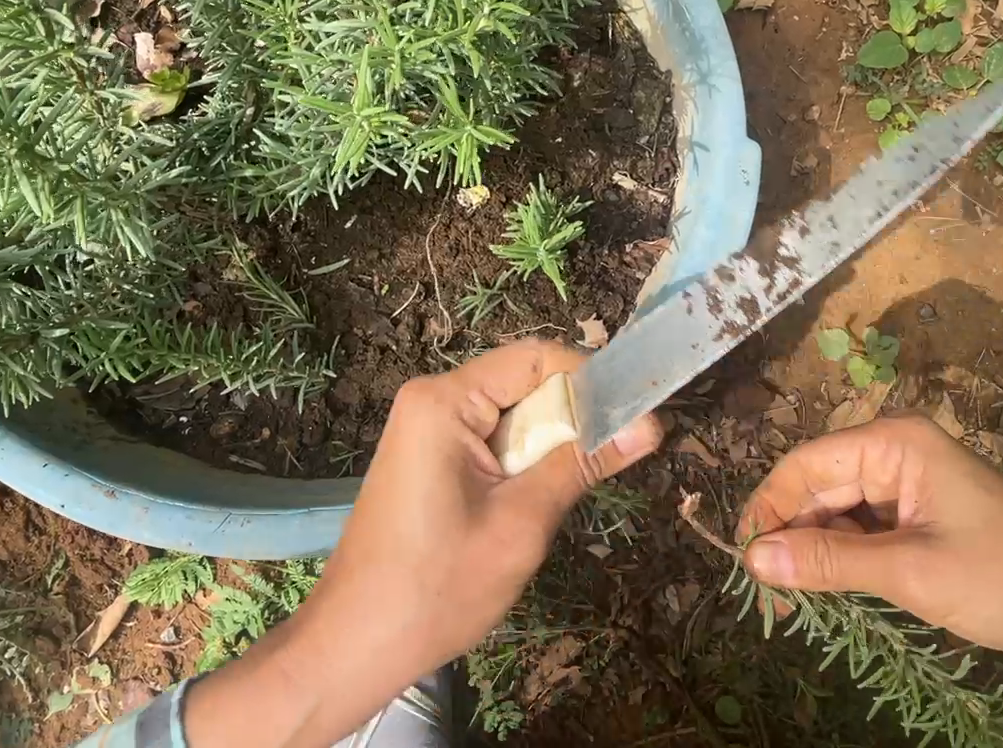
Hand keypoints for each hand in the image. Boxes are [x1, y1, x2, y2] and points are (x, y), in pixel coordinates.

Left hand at [310, 338, 661, 680]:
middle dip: (572, 413)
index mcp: (445, 401)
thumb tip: (649, 425)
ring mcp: (425, 426)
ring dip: (549, 439)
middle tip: (616, 452)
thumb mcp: (522, 524)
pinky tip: (538, 494)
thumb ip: (582, 463)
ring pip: (510, 411)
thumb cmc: (437, 588)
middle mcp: (432, 398)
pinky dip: (522, 457)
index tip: (632, 414)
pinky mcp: (427, 454)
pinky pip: (489, 435)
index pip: (535, 357)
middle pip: (522, 380)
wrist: (353, 645)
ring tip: (583, 479)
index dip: (588, 378)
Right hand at [736, 417, 1002, 747]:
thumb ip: (828, 562)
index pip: (804, 465)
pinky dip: (839, 556)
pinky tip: (825, 588)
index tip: (743, 558)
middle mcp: (890, 450)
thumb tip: (753, 559)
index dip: (767, 507)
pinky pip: (858, 526)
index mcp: (891, 442)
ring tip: (789, 599)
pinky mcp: (912, 512)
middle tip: (766, 592)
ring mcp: (902, 481)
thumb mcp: (910, 573)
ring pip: (833, 509)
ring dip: (811, 550)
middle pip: (816, 486)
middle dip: (788, 534)